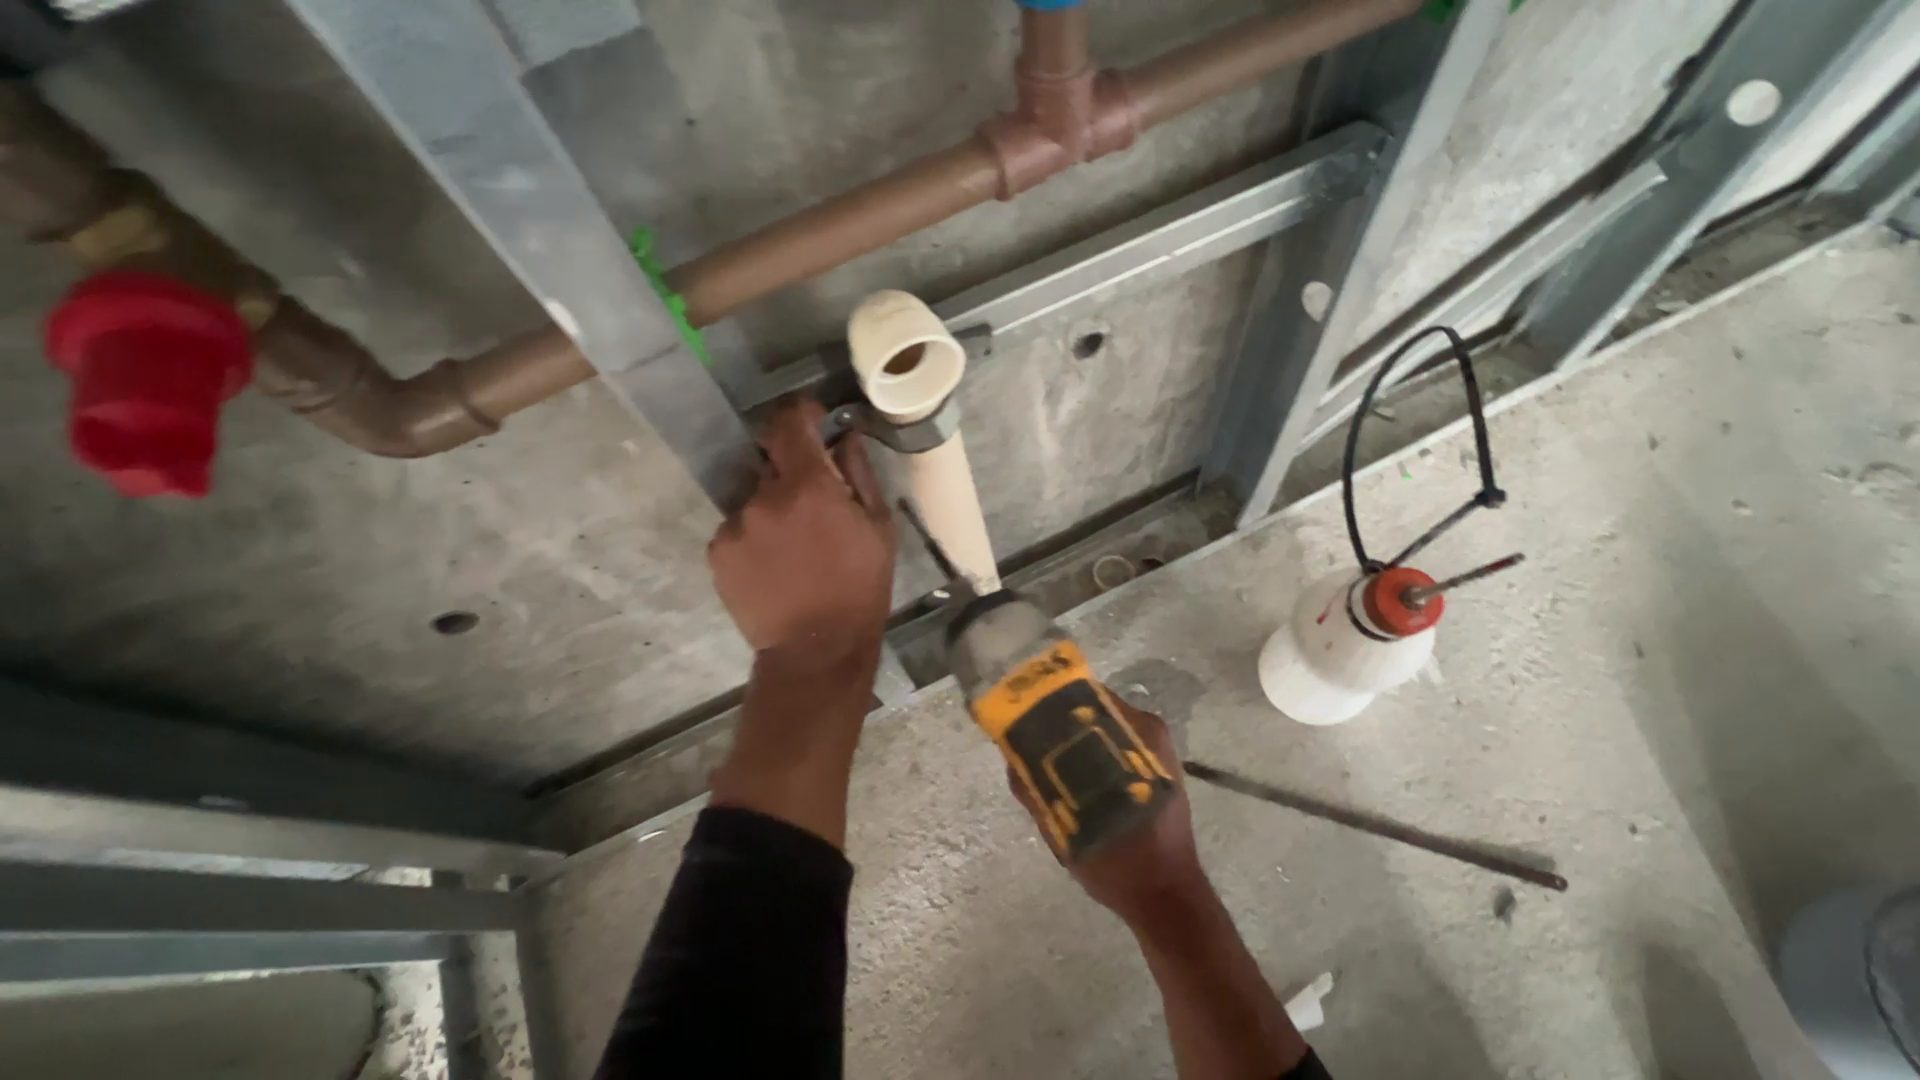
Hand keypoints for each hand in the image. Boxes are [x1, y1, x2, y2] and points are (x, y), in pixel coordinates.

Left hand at [708, 398, 896, 670]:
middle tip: (813, 511)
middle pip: (772, 464)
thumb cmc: (860, 588)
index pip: (789, 423)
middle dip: (792, 477)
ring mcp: (736, 524)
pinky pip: (737, 529)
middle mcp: (764, 496)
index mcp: (809, 485)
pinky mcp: (718, 551)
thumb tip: (844, 436)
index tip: (812, 421)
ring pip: (754, 499)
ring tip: (793, 550)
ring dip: (771, 510)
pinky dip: (754, 538)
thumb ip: (859, 474)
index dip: (800, 415)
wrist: (816, 650)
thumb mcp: (879, 528)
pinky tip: (773, 567)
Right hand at [1009, 695, 1209, 928]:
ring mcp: (1157, 751)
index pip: (1081, 696)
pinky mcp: (1159, 770)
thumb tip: (1011, 751)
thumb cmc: (1117, 861)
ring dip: (1076, 743)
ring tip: (1049, 768)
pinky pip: (1118, 750)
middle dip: (1060, 724)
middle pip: (1092, 711)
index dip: (1048, 704)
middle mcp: (1149, 732)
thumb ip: (1032, 784)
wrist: (1165, 896)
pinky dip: (1094, 758)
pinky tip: (1074, 784)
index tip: (1022, 718)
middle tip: (1030, 746)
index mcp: (1134, 732)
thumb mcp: (1061, 824)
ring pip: (1103, 731)